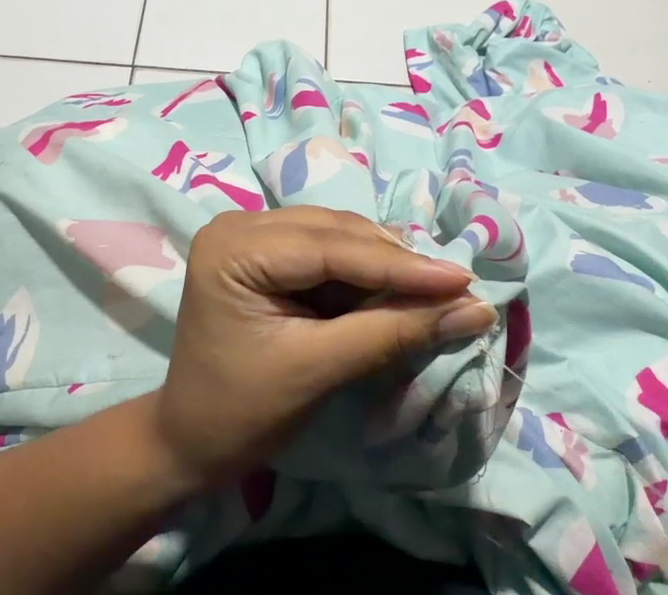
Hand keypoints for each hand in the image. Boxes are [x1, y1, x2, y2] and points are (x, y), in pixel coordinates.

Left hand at [153, 207, 497, 488]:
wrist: (192, 441)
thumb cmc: (242, 411)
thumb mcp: (319, 370)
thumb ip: (394, 332)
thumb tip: (475, 308)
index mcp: (234, 248)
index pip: (331, 248)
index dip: (402, 265)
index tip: (464, 280)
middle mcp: (239, 225)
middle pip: (337, 234)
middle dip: (398, 264)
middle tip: (460, 289)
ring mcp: (251, 236)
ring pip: (338, 239)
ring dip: (387, 266)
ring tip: (438, 291)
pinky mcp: (266, 254)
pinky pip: (328, 253)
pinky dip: (366, 275)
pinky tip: (401, 291)